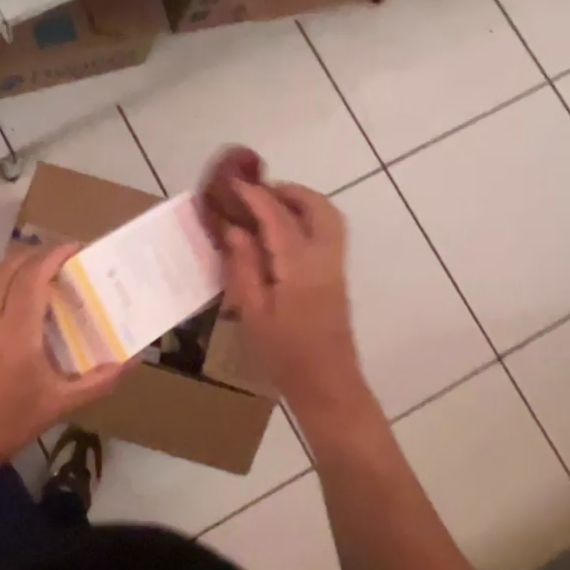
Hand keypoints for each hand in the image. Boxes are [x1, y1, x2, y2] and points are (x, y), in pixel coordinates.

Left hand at [0, 244, 126, 478]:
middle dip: (37, 254)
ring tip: (49, 282)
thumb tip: (132, 360)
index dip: (54, 255)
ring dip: (21, 271)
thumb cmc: (7, 426)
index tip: (77, 248)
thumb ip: (99, 381)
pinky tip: (25, 313)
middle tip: (65, 261)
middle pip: (9, 267)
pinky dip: (7, 291)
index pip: (32, 276)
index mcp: (15, 335)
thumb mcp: (59, 405)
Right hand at [221, 181, 366, 409]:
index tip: (233, 183)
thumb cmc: (284, 355)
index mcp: (300, 266)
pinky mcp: (337, 277)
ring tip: (268, 207)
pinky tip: (281, 233)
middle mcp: (324, 258)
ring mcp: (335, 266)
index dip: (255, 196)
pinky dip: (307, 219)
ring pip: (328, 217)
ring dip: (301, 203)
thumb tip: (235, 230)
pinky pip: (328, 232)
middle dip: (288, 191)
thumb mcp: (253, 313)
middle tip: (256, 193)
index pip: (278, 217)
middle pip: (317, 207)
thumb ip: (244, 267)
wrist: (328, 385)